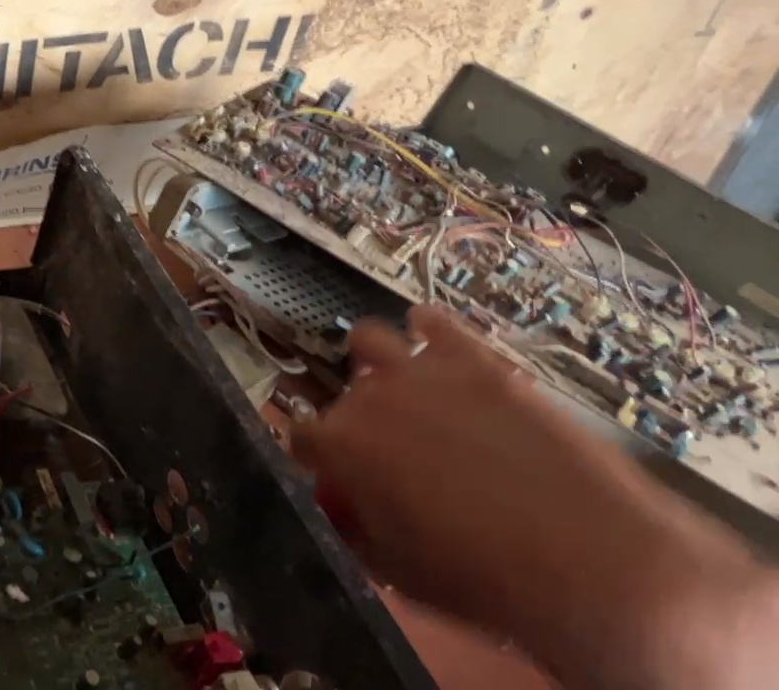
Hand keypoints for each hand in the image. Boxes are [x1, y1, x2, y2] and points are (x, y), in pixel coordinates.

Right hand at [294, 305, 777, 689]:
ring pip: (369, 338)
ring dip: (377, 363)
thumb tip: (344, 506)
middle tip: (391, 452)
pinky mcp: (477, 360)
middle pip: (341, 395)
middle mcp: (367, 398)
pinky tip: (437, 348)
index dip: (316, 457)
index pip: (297, 434)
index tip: (336, 476)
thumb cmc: (488, 580)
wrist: (602, 567)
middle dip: (357, 420)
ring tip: (406, 390)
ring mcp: (421, 372)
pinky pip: (433, 321)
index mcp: (339, 447)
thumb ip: (355, 527)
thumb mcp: (400, 571)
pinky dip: (428, 331)